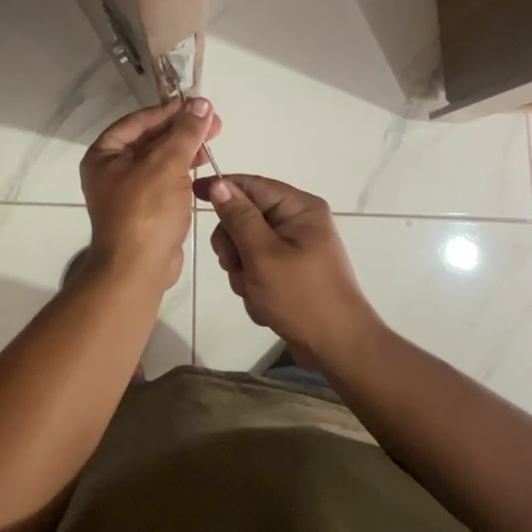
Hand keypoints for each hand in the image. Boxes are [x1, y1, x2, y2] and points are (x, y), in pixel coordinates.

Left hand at [79, 97, 220, 289]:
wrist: (136, 270)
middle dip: (181, 130)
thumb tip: (201, 103)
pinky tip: (202, 168)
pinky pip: (164, 182)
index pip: (139, 121)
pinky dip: (181, 172)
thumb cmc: (146, 211)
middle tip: (214, 125)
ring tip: (212, 144)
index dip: (169, 111)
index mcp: (104, 154)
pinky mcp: (144, 211)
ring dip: (184, 150)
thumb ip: (185, 132)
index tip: (199, 105)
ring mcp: (127, 192)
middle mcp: (110, 170)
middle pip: (150, 140)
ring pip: (159, 161)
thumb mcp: (167, 164)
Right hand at [198, 174, 378, 359]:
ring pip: (246, 245)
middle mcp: (298, 221)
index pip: (251, 185)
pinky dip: (254, 284)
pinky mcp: (290, 270)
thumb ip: (239, 218)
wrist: (337, 347)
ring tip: (254, 292)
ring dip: (242, 270)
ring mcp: (294, 247)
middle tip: (236, 268)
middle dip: (234, 246)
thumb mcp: (263, 255)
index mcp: (299, 208)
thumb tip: (219, 184)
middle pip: (245, 217)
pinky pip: (257, 266)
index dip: (222, 187)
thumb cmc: (302, 297)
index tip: (193, 195)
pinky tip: (263, 303)